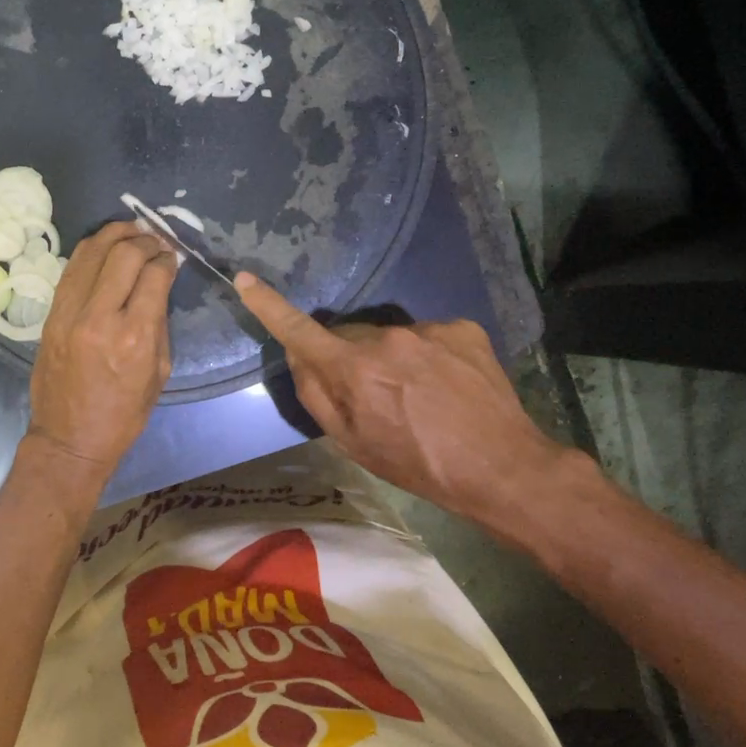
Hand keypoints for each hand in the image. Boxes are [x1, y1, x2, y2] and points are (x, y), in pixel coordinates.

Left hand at [27, 221, 178, 472]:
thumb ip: (159, 322)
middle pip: (123, 254)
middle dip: (144, 240)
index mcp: (135, 336)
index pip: (154, 274)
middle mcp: (100, 318)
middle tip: (154, 241)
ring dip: (114, 236)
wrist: (70, 438)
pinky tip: (103, 249)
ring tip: (130, 233)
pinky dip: (89, 253)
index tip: (172, 256)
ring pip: (91, 253)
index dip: (167, 258)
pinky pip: (70, 271)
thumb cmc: (123, 415)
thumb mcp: (159, 372)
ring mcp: (69, 315)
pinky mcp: (50, 317)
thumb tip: (159, 283)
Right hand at [234, 271, 572, 520]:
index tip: (245, 280)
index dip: (268, 306)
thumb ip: (316, 395)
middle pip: (347, 337)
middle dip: (346, 358)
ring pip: (388, 337)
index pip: (298, 330)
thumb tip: (298, 357)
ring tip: (415, 395)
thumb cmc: (414, 463)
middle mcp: (387, 339)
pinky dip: (424, 355)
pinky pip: (425, 336)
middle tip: (369, 397)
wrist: (500, 466)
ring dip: (388, 358)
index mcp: (353, 369)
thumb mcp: (350, 442)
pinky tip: (443, 385)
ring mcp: (429, 330)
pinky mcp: (462, 328)